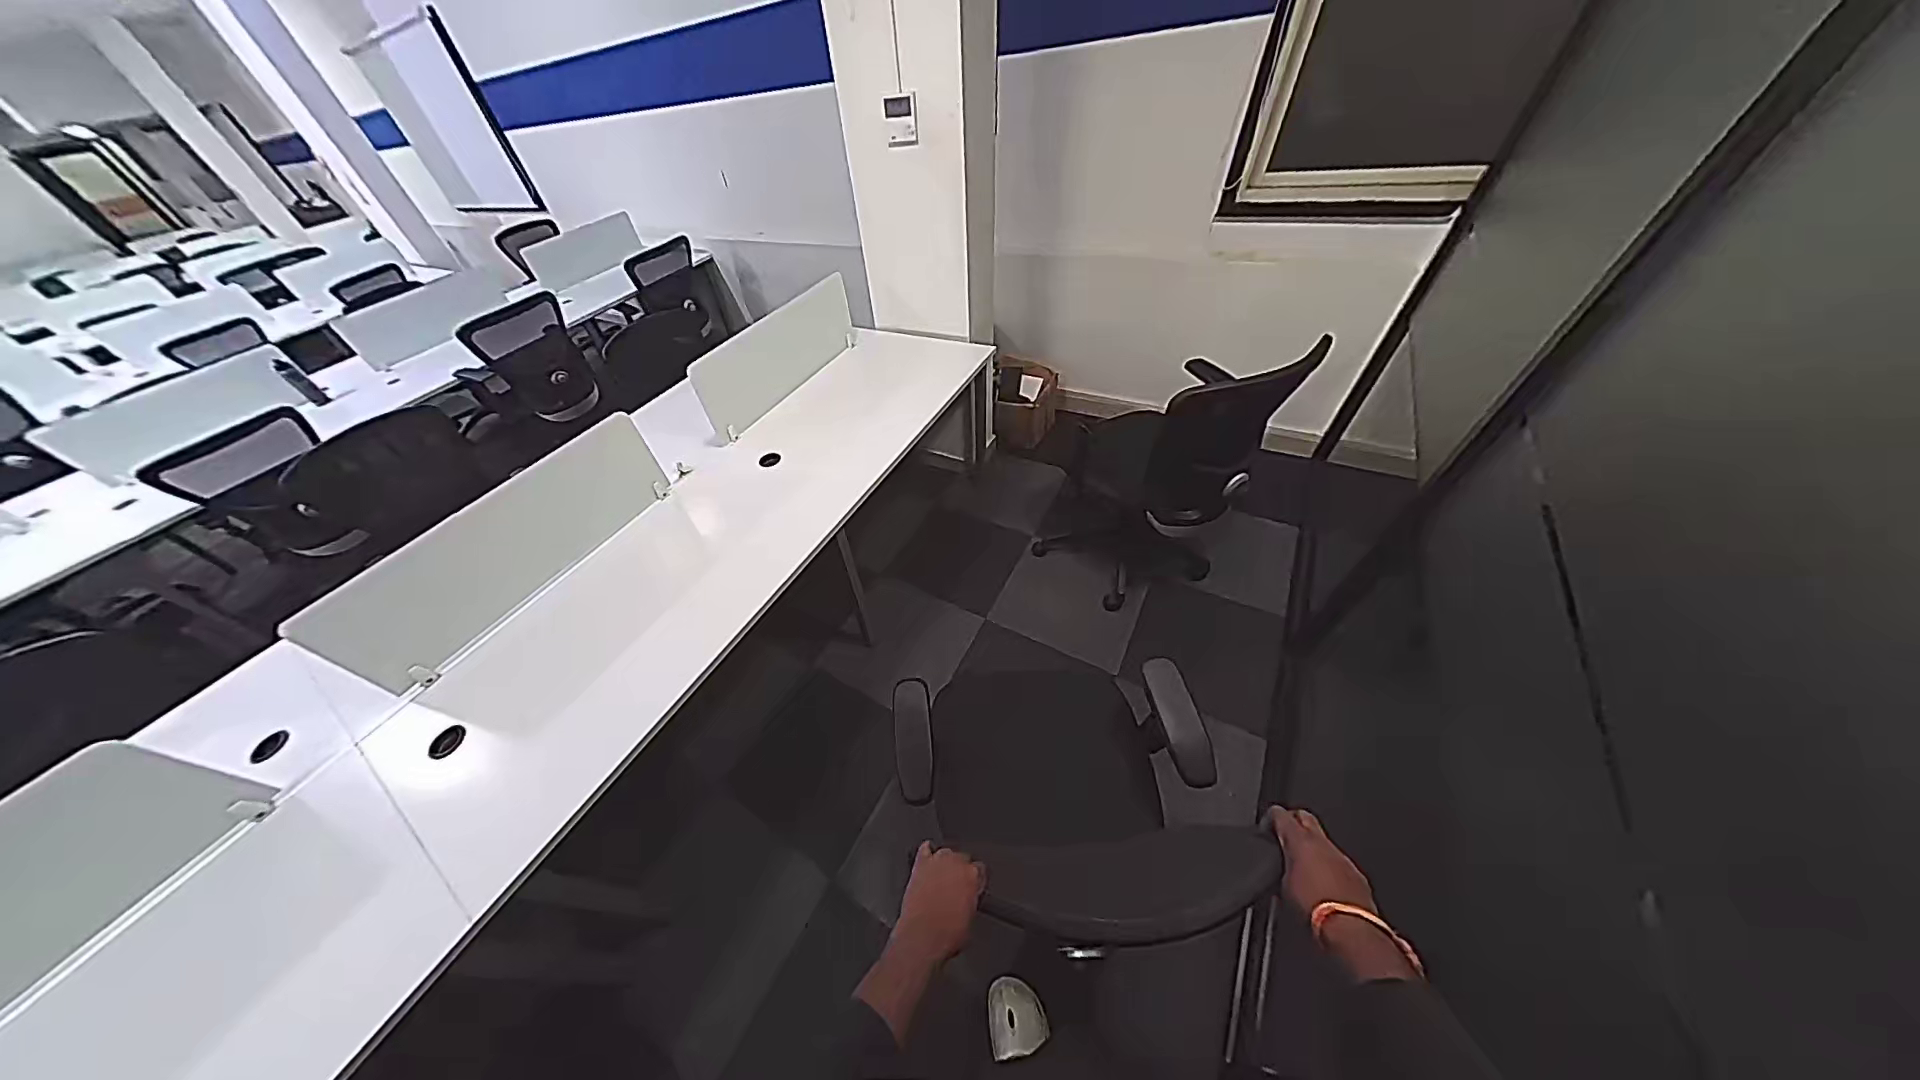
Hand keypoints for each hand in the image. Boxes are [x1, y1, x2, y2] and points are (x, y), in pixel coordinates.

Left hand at [894, 842, 984, 961]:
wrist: (922, 937)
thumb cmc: (947, 933)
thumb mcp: (970, 918)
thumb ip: (972, 899)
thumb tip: (968, 898)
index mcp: (973, 876)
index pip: (979, 869)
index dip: (975, 879)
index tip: (972, 885)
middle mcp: (956, 863)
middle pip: (962, 858)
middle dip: (960, 869)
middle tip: (955, 884)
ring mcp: (937, 862)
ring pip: (945, 853)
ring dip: (944, 862)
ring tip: (941, 875)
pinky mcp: (920, 865)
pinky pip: (925, 850)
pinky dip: (927, 852)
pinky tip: (927, 857)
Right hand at [1269, 806, 1373, 914]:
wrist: (1350, 933)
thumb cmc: (1314, 911)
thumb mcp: (1282, 886)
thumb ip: (1280, 866)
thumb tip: (1278, 866)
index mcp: (1301, 841)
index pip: (1281, 814)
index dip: (1271, 818)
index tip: (1267, 828)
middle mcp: (1323, 844)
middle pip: (1305, 817)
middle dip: (1293, 822)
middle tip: (1284, 837)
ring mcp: (1343, 858)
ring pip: (1324, 841)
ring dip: (1313, 848)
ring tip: (1303, 866)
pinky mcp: (1357, 875)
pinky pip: (1338, 861)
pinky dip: (1329, 865)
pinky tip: (1323, 883)